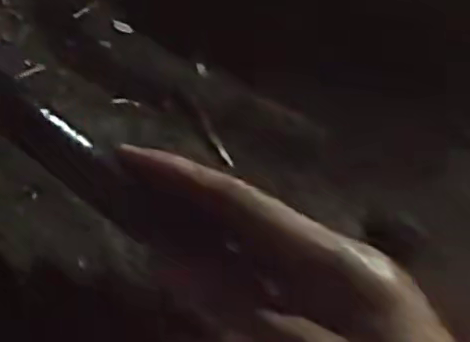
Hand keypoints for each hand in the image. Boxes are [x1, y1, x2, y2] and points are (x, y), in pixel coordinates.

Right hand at [116, 146, 453, 341]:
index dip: (177, 174)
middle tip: (126, 180)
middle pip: (244, 214)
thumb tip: (167, 264)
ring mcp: (346, 289)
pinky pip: (266, 281)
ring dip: (200, 233)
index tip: (123, 153)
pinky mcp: (343, 317)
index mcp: (340, 259)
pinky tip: (198, 273)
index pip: (238, 198)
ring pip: (252, 247)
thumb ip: (247, 312)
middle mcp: (340, 259)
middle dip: (184, 196)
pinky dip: (225, 272)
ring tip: (147, 215)